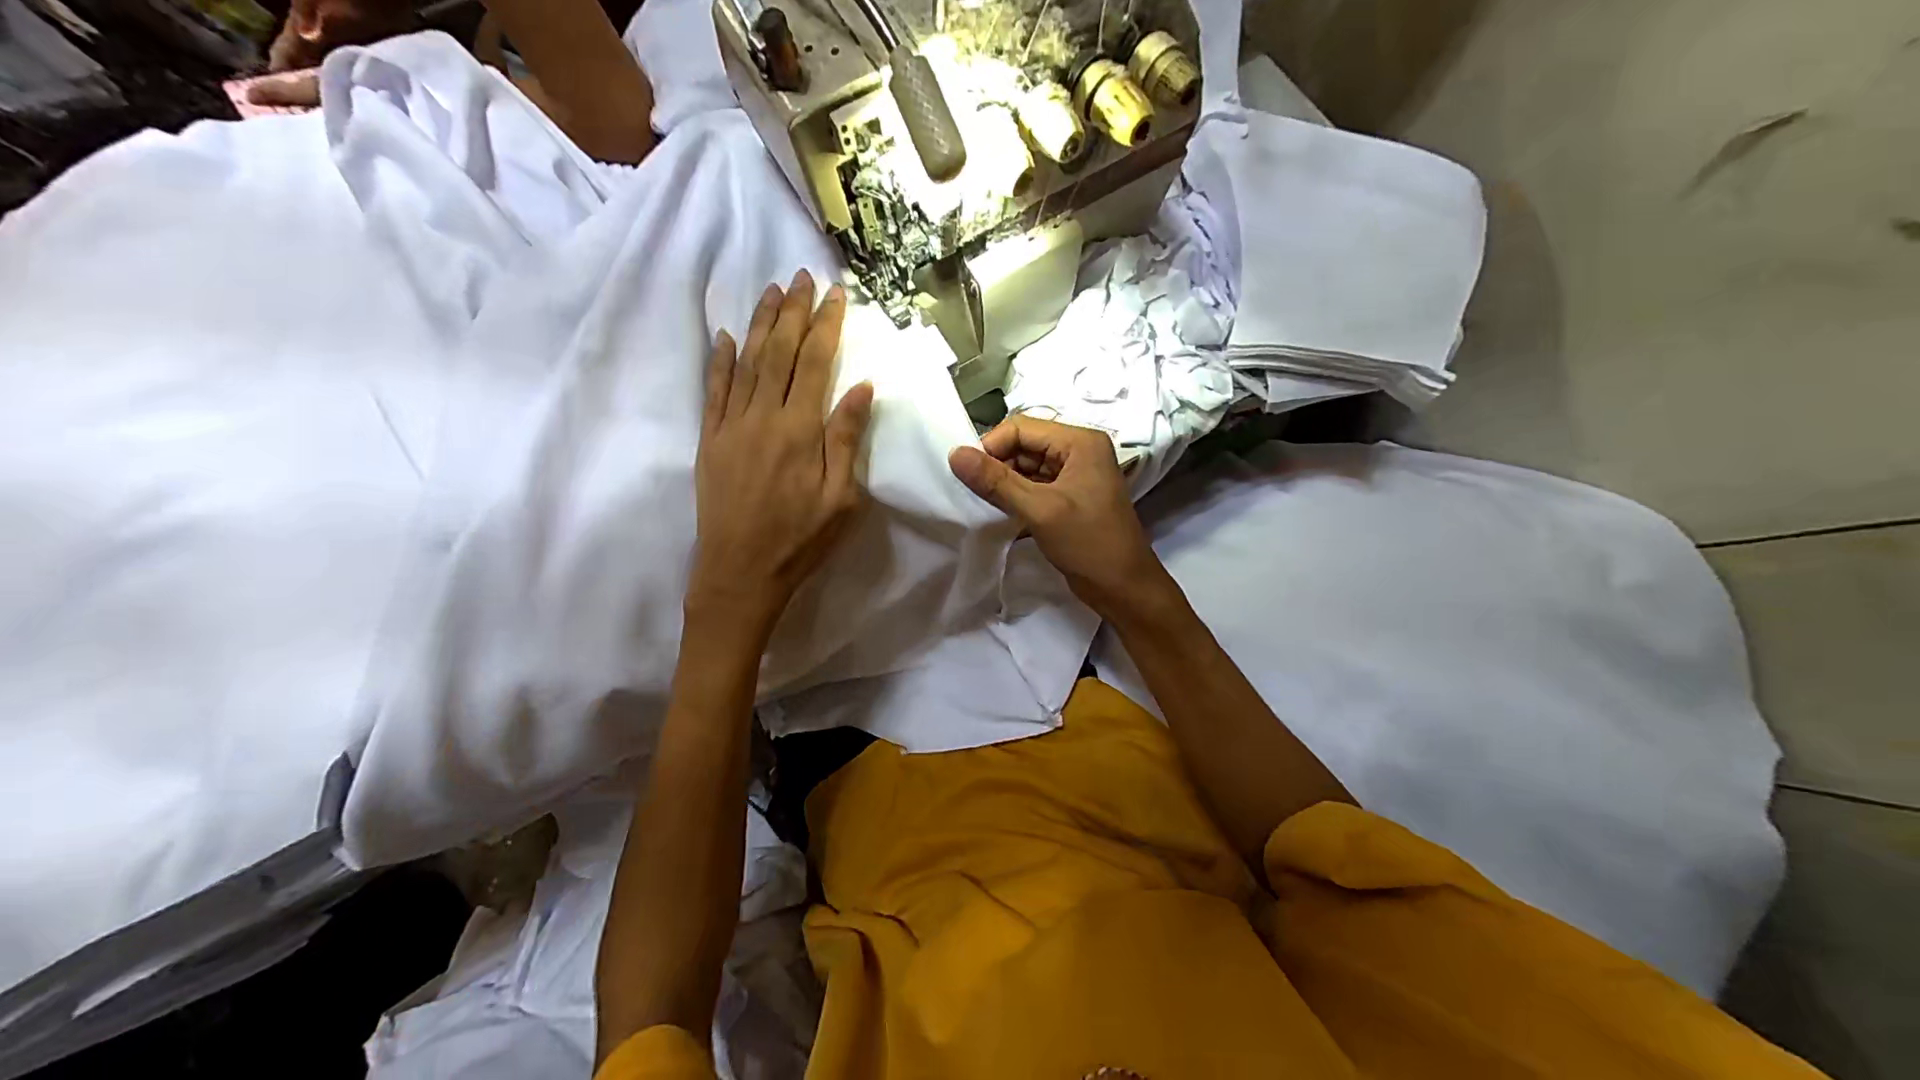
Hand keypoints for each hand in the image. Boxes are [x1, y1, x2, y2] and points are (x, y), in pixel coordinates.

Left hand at [689, 272, 872, 637]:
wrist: (739, 573)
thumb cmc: (800, 541)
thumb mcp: (842, 499)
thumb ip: (847, 439)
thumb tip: (862, 387)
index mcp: (800, 430)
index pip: (814, 363)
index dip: (826, 325)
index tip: (835, 295)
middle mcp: (762, 417)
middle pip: (778, 352)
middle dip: (792, 311)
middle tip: (802, 277)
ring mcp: (730, 426)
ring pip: (745, 362)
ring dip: (759, 324)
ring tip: (771, 291)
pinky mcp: (709, 441)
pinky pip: (713, 390)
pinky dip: (719, 360)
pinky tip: (725, 337)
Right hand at [948, 416, 1174, 624]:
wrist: (1124, 588)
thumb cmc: (1089, 544)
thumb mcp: (1039, 510)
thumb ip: (996, 481)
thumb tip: (954, 454)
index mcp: (1080, 442)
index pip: (1021, 428)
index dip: (990, 447)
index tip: (966, 475)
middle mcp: (1079, 450)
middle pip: (1023, 445)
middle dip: (996, 465)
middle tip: (973, 493)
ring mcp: (1075, 474)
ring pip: (1026, 467)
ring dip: (1004, 483)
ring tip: (985, 504)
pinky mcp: (1070, 497)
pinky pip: (1034, 486)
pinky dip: (1016, 496)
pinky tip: (1000, 513)